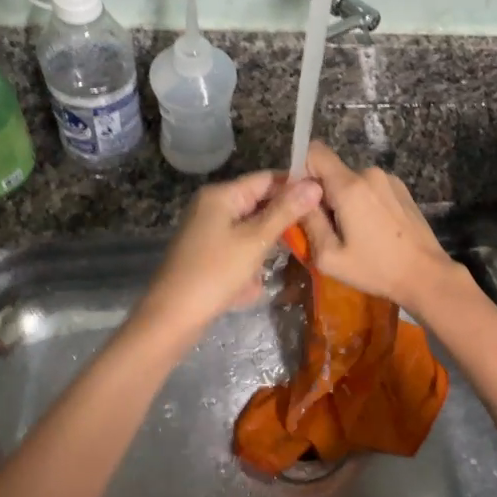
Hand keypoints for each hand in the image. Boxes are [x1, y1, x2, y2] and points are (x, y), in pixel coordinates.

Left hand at [134, 172, 321, 336]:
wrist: (171, 318)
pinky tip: (259, 278)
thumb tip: (316, 185)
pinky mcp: (209, 251)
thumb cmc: (214, 274)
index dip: (296, 186)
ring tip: (295, 252)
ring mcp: (210, 229)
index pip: (267, 178)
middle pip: (260, 201)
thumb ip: (286, 212)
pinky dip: (254, 256)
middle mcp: (214, 205)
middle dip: (285, 217)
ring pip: (253, 225)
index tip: (324, 199)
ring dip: (271, 240)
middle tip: (315, 229)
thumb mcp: (256, 241)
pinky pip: (241, 244)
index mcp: (222, 195)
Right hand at [298, 142, 464, 309]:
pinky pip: (370, 188)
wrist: (426, 274)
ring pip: (351, 182)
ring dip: (344, 201)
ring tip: (353, 234)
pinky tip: (372, 231)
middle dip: (323, 195)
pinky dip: (363, 203)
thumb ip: (308, 222)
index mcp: (350, 186)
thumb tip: (297, 198)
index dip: (301, 171)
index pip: (315, 152)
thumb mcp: (329, 256)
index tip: (300, 198)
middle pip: (333, 172)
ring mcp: (389, 179)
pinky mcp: (402, 189)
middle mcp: (370, 174)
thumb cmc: (376, 269)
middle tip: (328, 230)